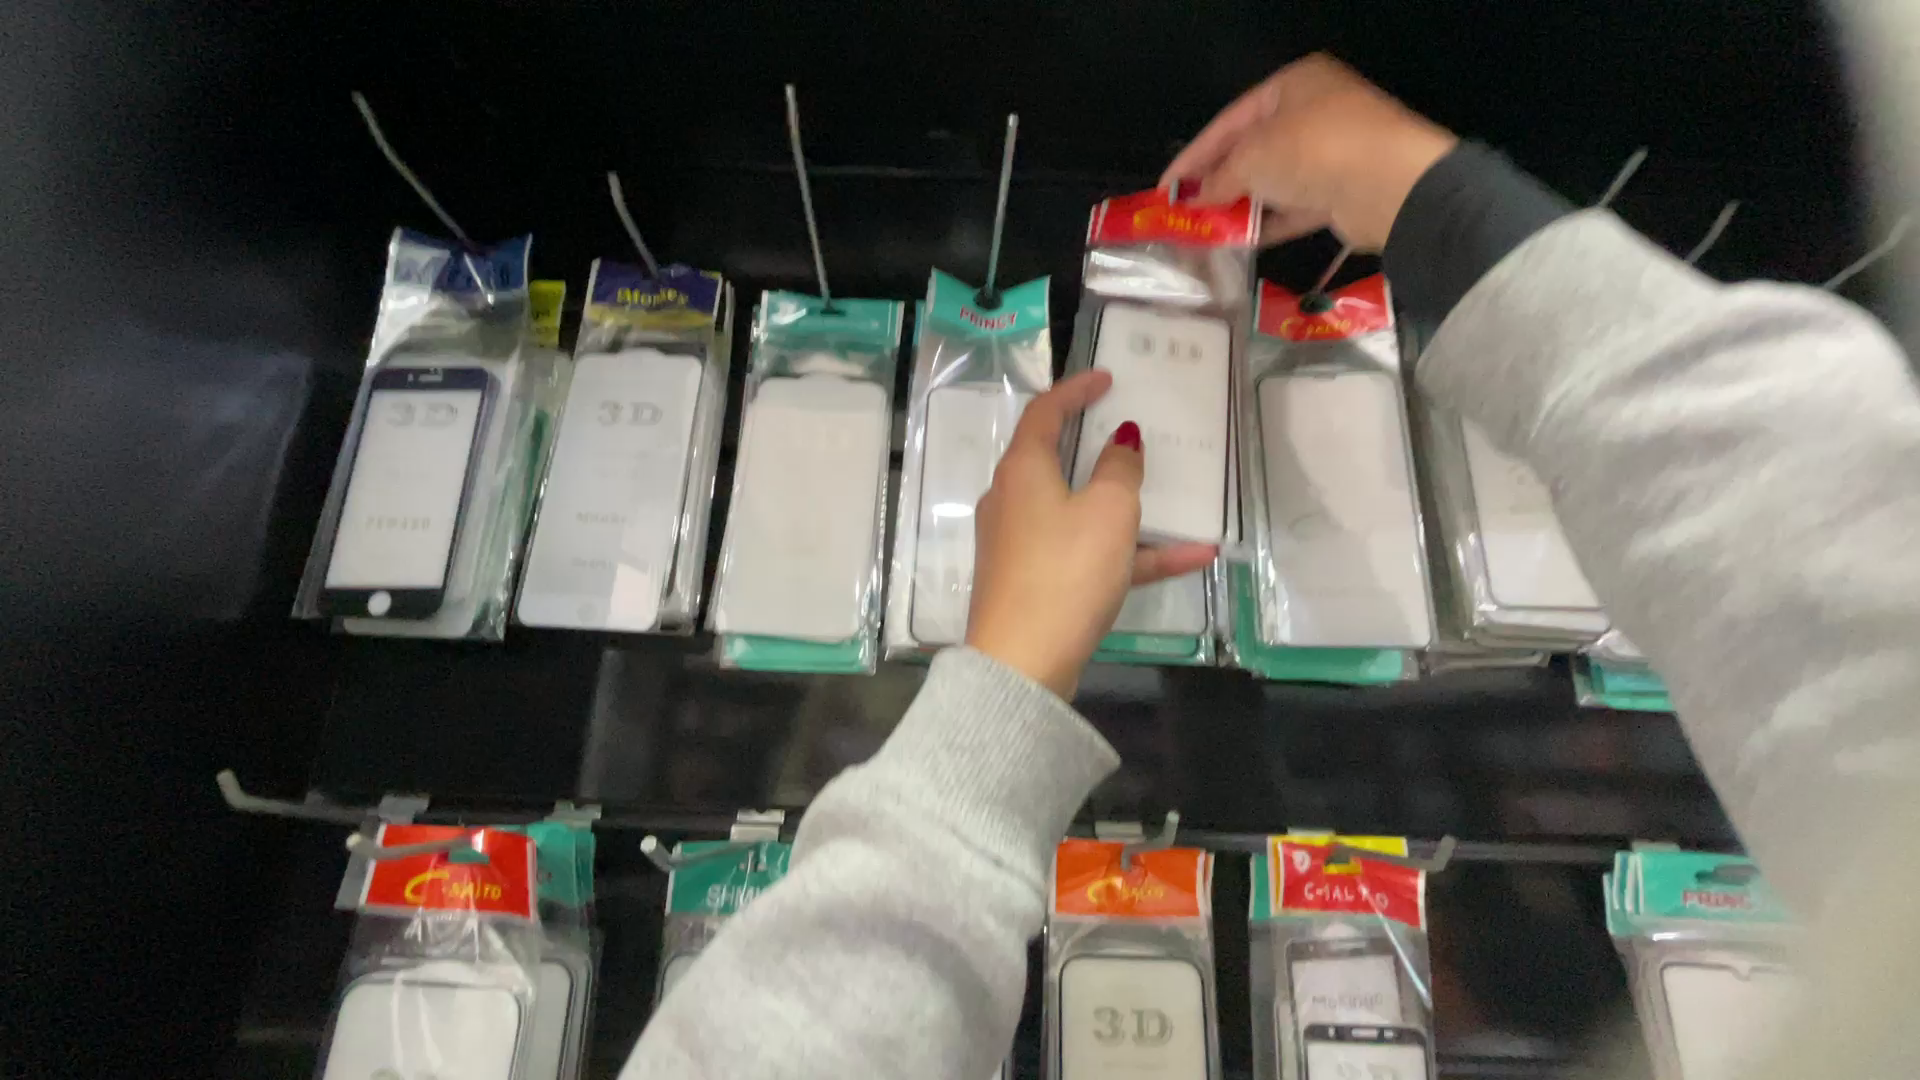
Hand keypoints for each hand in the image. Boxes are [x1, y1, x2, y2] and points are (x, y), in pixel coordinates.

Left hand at [966, 371, 1218, 698]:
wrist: (1023, 661)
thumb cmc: (1065, 570)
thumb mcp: (1107, 511)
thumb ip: (1120, 469)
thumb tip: (1120, 442)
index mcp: (1022, 471)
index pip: (1044, 413)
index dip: (1075, 390)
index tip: (1106, 377)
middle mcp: (1012, 501)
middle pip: (1057, 462)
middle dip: (1098, 448)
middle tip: (1131, 434)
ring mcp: (1021, 544)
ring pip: (1081, 513)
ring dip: (1129, 510)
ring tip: (1176, 499)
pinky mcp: (1036, 582)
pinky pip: (1088, 555)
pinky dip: (1131, 555)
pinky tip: (1192, 558)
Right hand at [1160, 54, 1458, 250]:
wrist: (1387, 184)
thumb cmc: (1312, 149)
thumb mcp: (1252, 157)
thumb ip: (1217, 178)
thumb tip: (1193, 201)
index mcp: (1291, 87)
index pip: (1228, 122)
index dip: (1192, 157)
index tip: (1164, 188)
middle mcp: (1310, 114)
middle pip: (1248, 151)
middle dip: (1214, 184)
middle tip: (1181, 212)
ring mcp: (1327, 154)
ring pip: (1269, 183)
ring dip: (1237, 207)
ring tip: (1202, 232)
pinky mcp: (1336, 192)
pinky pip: (1289, 209)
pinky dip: (1263, 225)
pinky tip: (1235, 242)